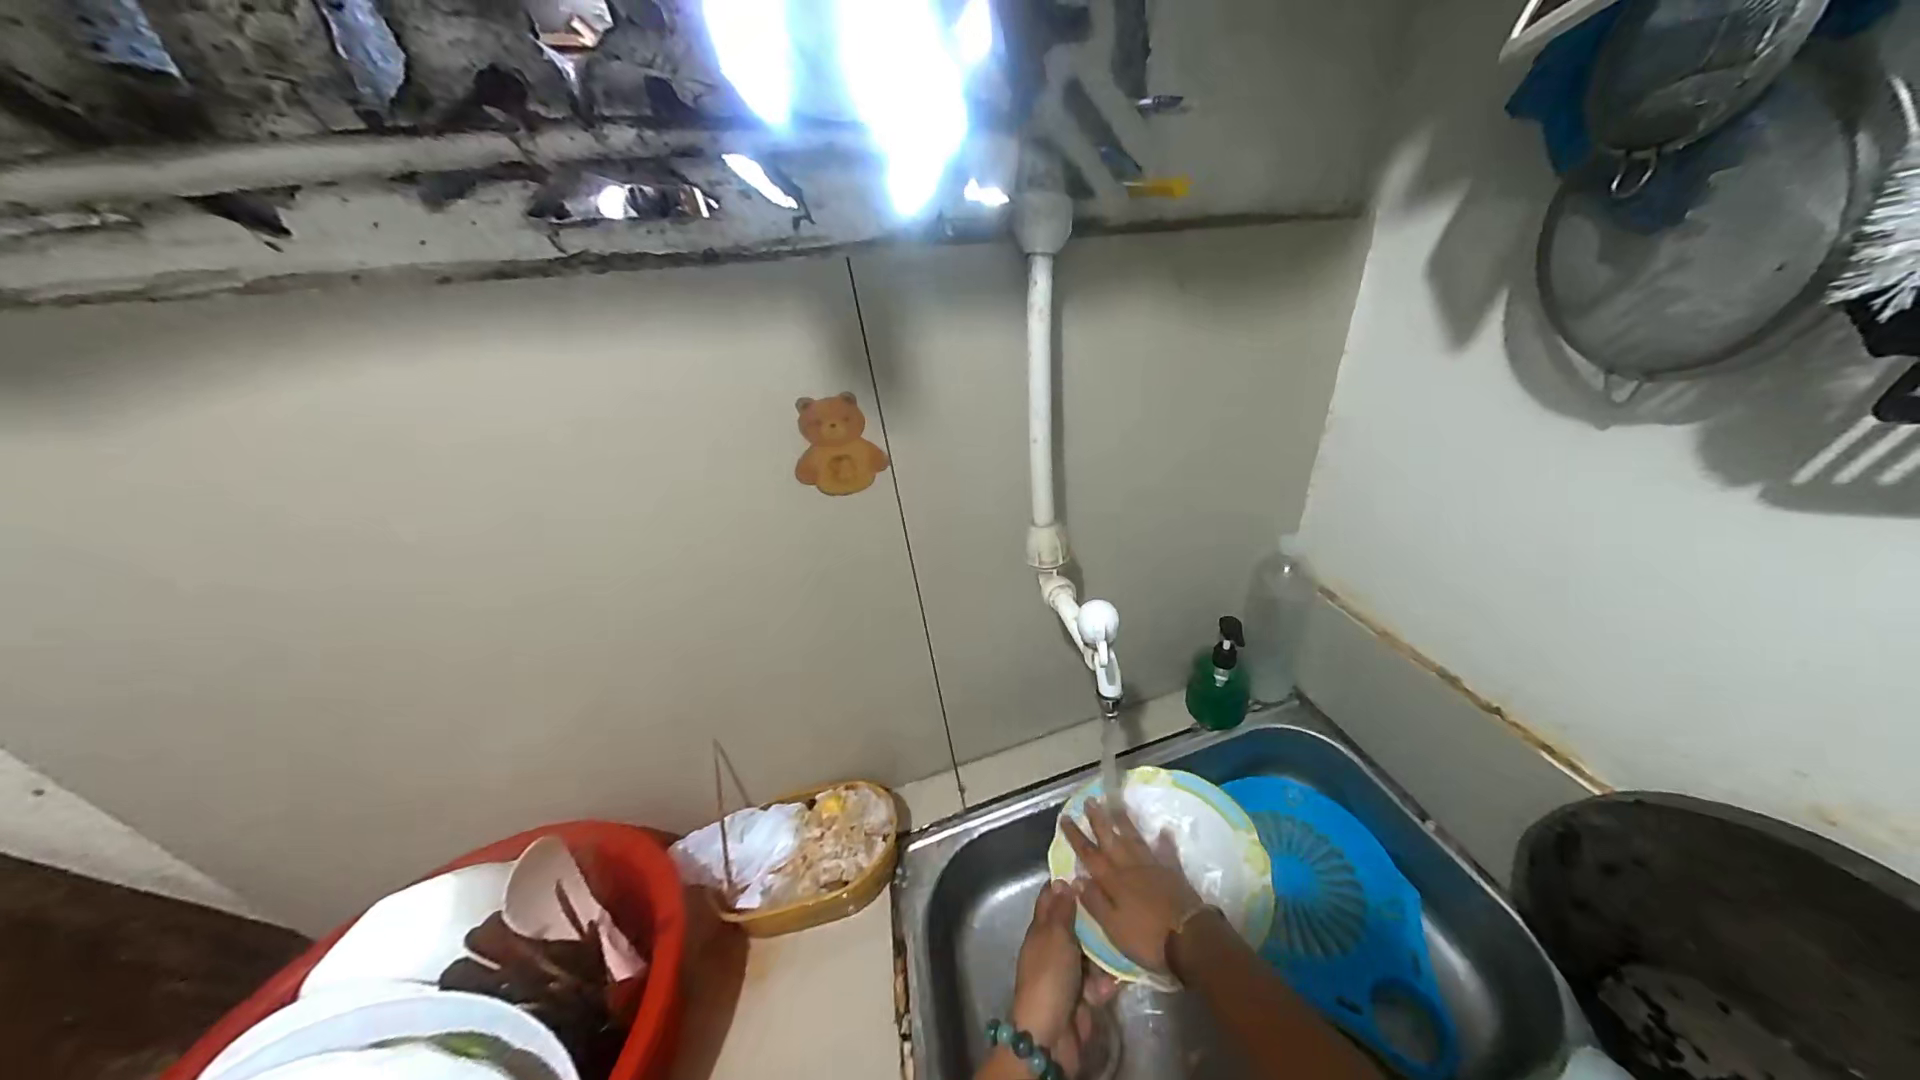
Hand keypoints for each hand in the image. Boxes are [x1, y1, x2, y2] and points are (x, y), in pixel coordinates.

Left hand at [1009, 881, 1115, 1074]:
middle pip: (1076, 927)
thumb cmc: (1049, 977)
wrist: (1050, 1036)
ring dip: (1104, 956)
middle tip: (1117, 909)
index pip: (1050, 900)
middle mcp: (1053, 949)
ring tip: (1120, 950)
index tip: (1087, 870)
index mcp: (1040, 931)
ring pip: (1091, 955)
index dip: (1064, 885)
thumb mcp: (1055, 936)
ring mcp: (1067, 974)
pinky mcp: (1082, 997)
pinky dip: (1106, 983)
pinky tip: (1116, 981)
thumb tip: (1060, 881)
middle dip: (1094, 922)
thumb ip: (1061, 910)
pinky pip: (1098, 982)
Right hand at [1062, 798, 1207, 975]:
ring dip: (1124, 821)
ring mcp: (1154, 867)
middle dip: (1098, 819)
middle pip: (1111, 840)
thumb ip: (1095, 902)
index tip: (1065, 817)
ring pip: (1135, 839)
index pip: (1089, 855)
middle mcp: (1131, 867)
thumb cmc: (1147, 938)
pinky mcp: (1174, 874)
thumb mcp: (1113, 927)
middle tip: (1090, 799)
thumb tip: (1076, 879)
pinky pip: (1167, 852)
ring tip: (1116, 804)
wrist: (1191, 940)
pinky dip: (1164, 841)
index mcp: (1113, 881)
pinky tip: (1163, 830)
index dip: (1076, 836)